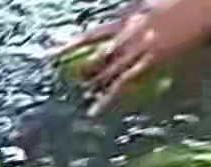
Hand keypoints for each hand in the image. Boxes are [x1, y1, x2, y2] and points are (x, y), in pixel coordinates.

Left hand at [63, 0, 210, 113]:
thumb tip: (137, 20)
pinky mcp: (154, 57)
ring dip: (94, 84)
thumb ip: (145, 14)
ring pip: (106, 70)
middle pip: (96, 57)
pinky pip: (124, 81)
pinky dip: (107, 98)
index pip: (94, 33)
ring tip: (84, 94)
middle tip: (67, 81)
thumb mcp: (163, 2)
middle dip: (82, 70)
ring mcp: (142, 44)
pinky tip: (93, 112)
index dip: (69, 45)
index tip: (47, 55)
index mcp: (134, 15)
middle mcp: (133, 30)